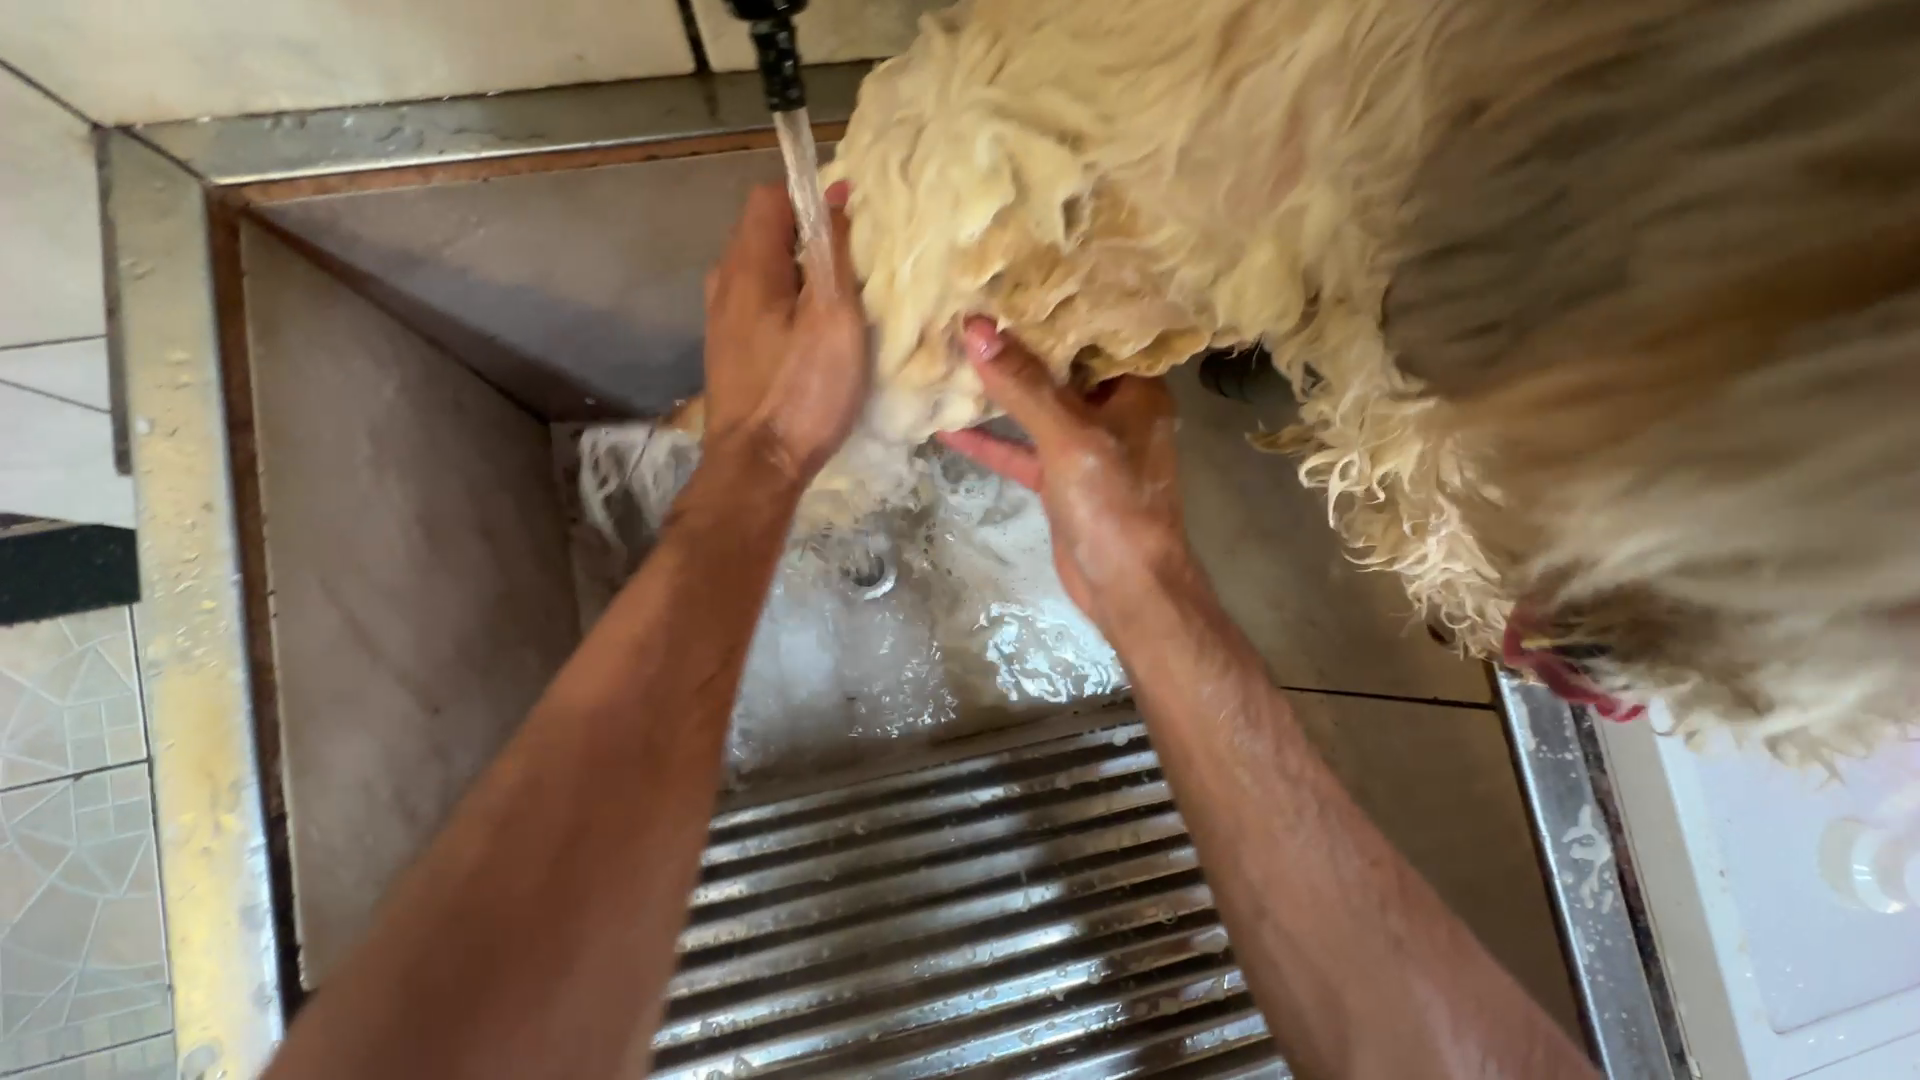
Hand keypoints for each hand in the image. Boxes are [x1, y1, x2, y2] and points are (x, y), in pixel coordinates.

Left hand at [702, 181, 867, 482]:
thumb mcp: (835, 317)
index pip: (772, 196)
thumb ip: (834, 253)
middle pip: (765, 233)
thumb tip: (834, 201)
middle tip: (855, 266)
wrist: (756, 465)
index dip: (813, 197)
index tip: (852, 224)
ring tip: (840, 302)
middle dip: (809, 237)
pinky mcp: (728, 350)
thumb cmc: (803, 392)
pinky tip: (812, 335)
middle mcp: (724, 282)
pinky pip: (758, 305)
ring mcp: (721, 319)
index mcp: (748, 265)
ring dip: (800, 274)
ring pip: (763, 272)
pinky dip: (786, 304)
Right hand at [937, 318, 1194, 632]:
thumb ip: (1022, 384)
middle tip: (971, 306)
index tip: (1011, 275)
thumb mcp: (1067, 436)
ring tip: (952, 355)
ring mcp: (1085, 445)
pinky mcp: (1061, 478)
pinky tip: (948, 426)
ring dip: (998, 392)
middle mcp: (1113, 409)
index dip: (1056, 303)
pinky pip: (1022, 450)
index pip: (1095, 330)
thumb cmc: (1113, 502)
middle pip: (1061, 366)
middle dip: (1018, 343)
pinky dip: (991, 441)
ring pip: (1037, 408)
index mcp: (1134, 387)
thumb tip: (976, 329)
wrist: (1126, 585)